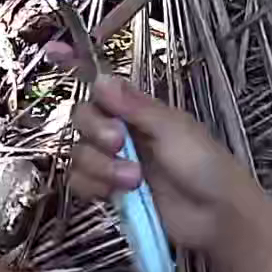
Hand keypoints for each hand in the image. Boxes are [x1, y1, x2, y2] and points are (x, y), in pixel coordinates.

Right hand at [48, 47, 271, 271]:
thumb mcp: (175, 130)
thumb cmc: (206, 166)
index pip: (100, 81)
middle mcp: (120, 128)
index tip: (52, 51)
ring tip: (134, 181)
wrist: (218, 220)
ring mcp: (113, 160)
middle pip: (82, 116)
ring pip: (79, 151)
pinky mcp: (109, 190)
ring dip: (101, 166)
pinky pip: (80, 181)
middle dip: (96, 130)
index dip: (74, 64)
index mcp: (137, 107)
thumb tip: (100, 78)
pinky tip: (115, 194)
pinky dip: (93, 185)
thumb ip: (136, 106)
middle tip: (120, 144)